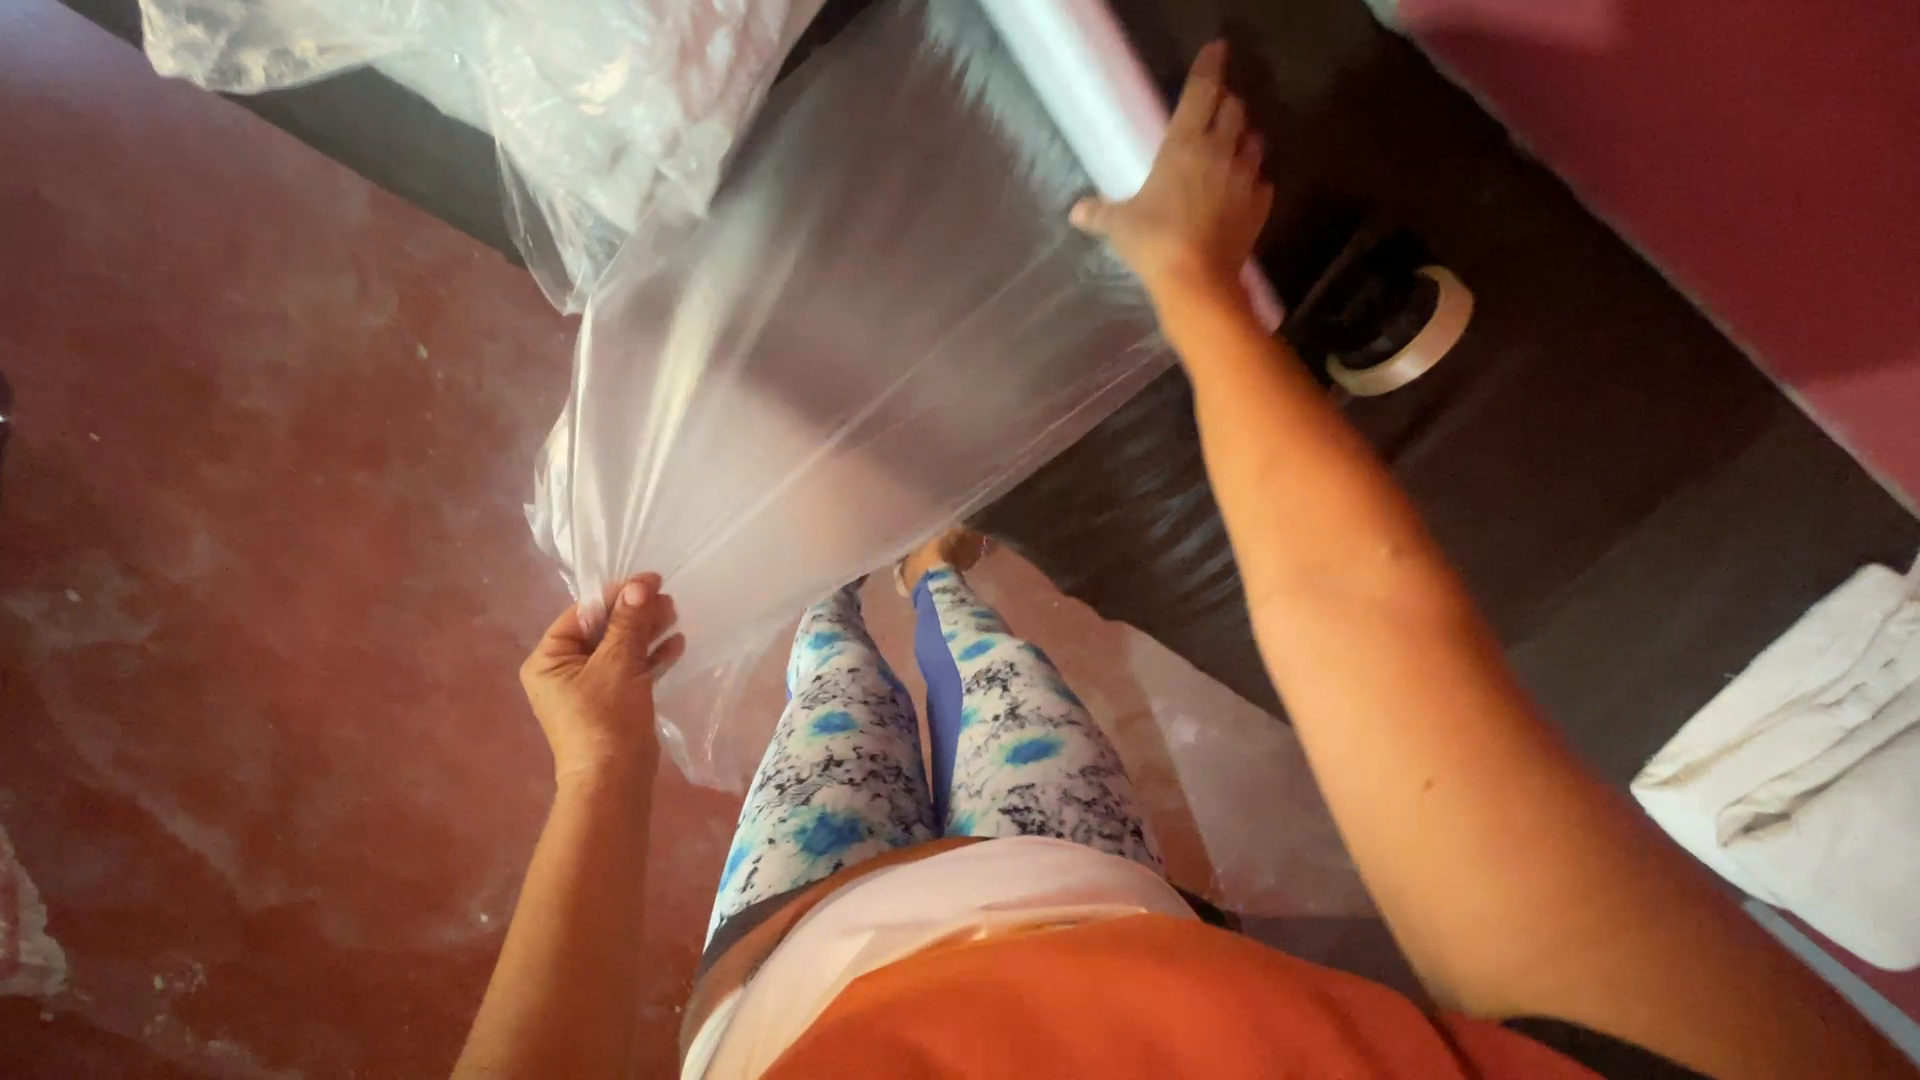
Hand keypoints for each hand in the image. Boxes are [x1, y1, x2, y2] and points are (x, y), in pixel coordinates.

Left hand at [519, 574, 685, 784]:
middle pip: (604, 628)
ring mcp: (591, 685)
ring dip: (647, 630)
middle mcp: (565, 669)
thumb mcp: (617, 664)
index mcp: (549, 659)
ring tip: (675, 614)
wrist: (614, 780)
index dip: (616, 595)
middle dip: (636, 612)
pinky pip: (633, 668)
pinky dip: (652, 655)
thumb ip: (629, 622)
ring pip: (621, 647)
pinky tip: (676, 645)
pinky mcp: (615, 699)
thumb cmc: (605, 719)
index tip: (650, 580)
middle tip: (668, 598)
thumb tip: (640, 585)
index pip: (582, 613)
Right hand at [1070, 41, 1271, 301]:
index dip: (1208, 67)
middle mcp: (1219, 152)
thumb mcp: (1119, 226)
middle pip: (1234, 110)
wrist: (1196, 279)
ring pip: (1254, 141)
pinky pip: (1262, 182)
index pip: (1201, 92)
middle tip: (1217, 111)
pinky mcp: (1259, 206)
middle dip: (1227, 105)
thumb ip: (1099, 214)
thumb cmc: (1153, 242)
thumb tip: (1076, 211)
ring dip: (1244, 139)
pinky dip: (1254, 181)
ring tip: (1232, 147)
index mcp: (1183, 145)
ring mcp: (1244, 178)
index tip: (1216, 50)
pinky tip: (1242, 190)